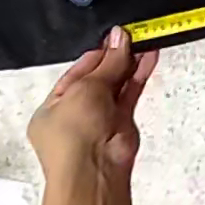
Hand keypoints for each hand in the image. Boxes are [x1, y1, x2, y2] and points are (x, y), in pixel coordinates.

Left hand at [28, 26, 159, 182]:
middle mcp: (76, 110)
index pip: (77, 71)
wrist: (95, 170)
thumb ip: (108, 62)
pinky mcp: (122, 121)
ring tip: (146, 39)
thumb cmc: (75, 132)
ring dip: (131, 62)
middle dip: (116, 56)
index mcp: (54, 105)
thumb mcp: (86, 88)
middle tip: (133, 34)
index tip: (115, 36)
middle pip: (99, 76)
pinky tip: (150, 56)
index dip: (97, 53)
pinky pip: (131, 93)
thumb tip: (120, 36)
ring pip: (117, 83)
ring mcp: (100, 117)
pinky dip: (140, 74)